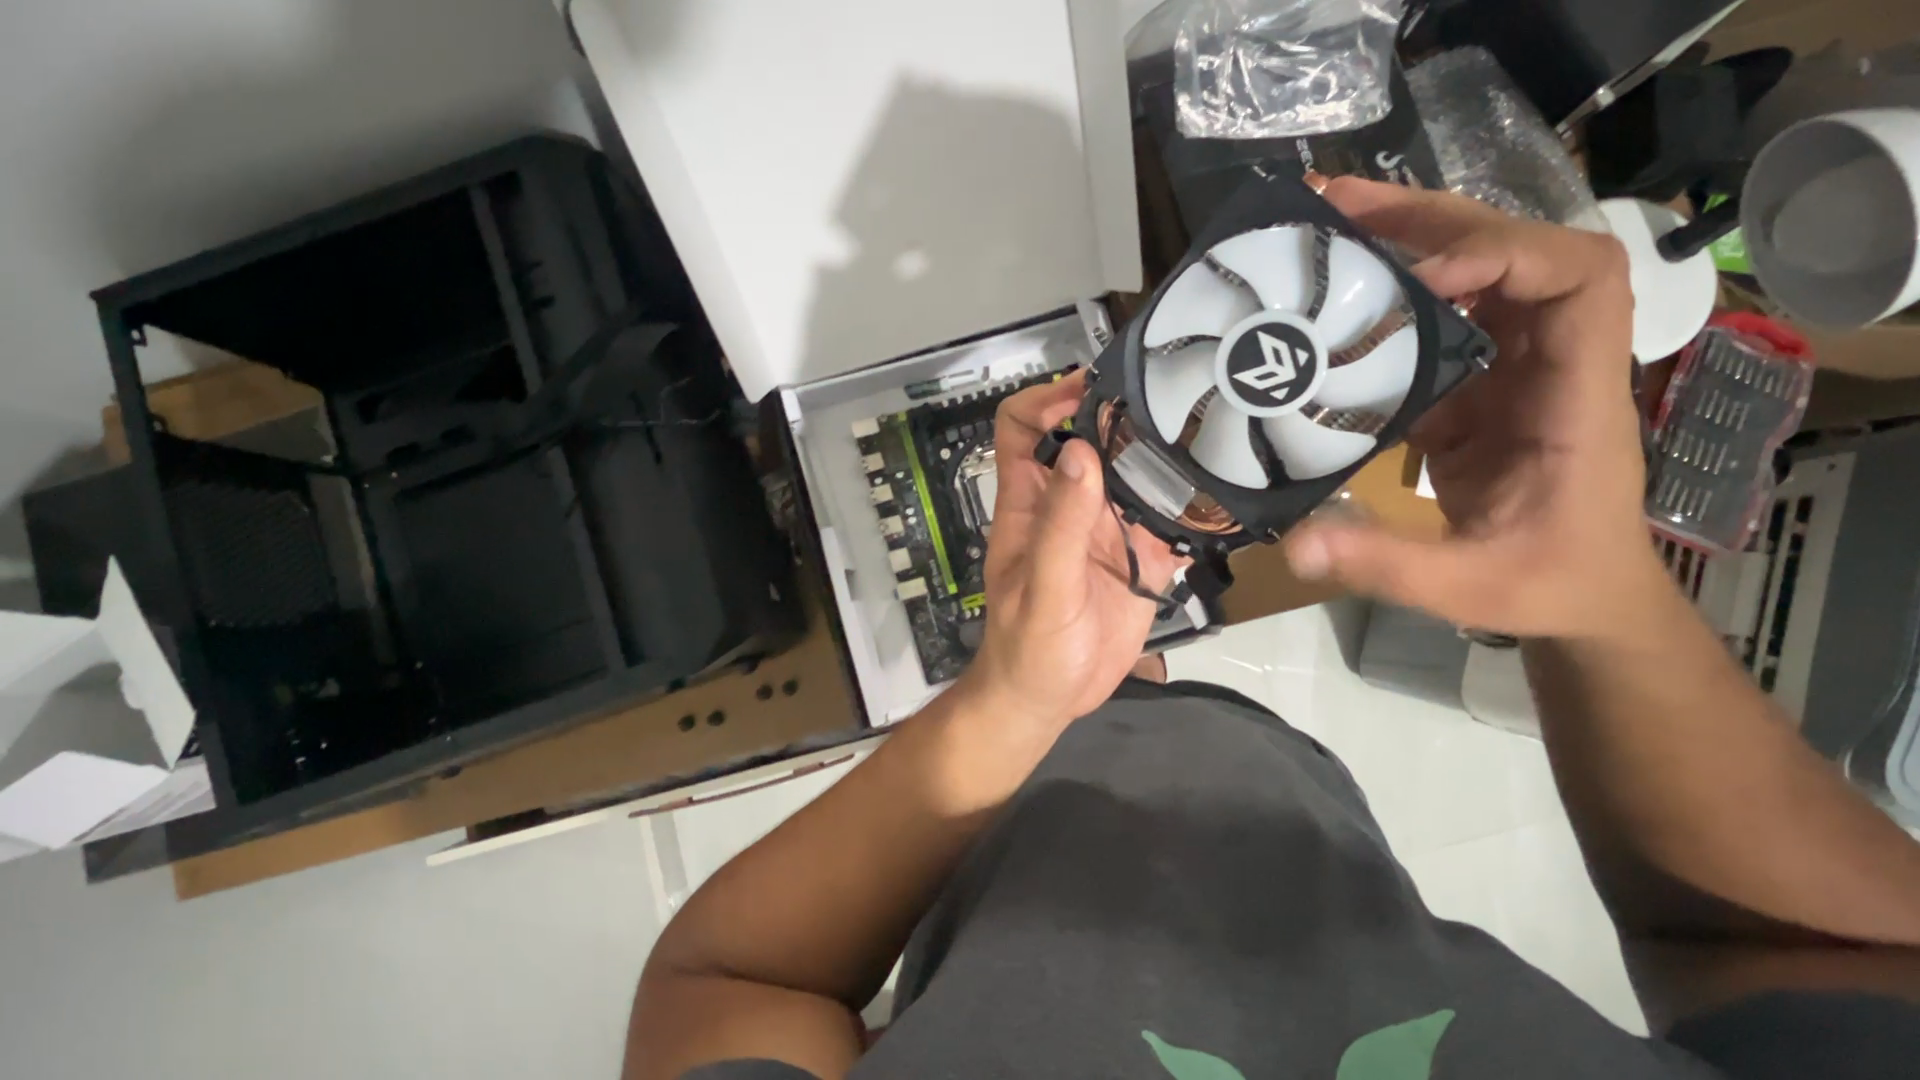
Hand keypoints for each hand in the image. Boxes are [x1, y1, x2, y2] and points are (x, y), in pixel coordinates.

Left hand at [952, 372, 1186, 731]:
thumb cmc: (1029, 646)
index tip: (1092, 386)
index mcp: (1031, 501)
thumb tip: (1081, 452)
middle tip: (1178, 395)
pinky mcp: (1142, 557)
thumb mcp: (1042, 587)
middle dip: (1124, 414)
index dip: (1047, 399)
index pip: (1022, 427)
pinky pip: (1169, 517)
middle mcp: (1071, 502)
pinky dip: (1194, 503)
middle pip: (1092, 437)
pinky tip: (1227, 488)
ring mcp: (1108, 527)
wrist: (1050, 699)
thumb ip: (1061, 525)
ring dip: (1166, 452)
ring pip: (1136, 471)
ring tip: (1214, 428)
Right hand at [1284, 177, 1674, 641]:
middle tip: (1338, 206)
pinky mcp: (1476, 390)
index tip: (1423, 275)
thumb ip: (1387, 563)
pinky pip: (1438, 325)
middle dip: (1431, 220)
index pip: (1580, 279)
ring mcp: (1513, 371)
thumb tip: (1295, 544)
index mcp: (1575, 396)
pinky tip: (1332, 303)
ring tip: (1327, 226)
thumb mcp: (1470, 586)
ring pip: (1475, 275)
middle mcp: (1550, 363)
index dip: (1506, 255)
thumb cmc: (1553, 585)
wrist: (1586, 596)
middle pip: (1516, 251)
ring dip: (1407, 242)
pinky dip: (1387, 304)